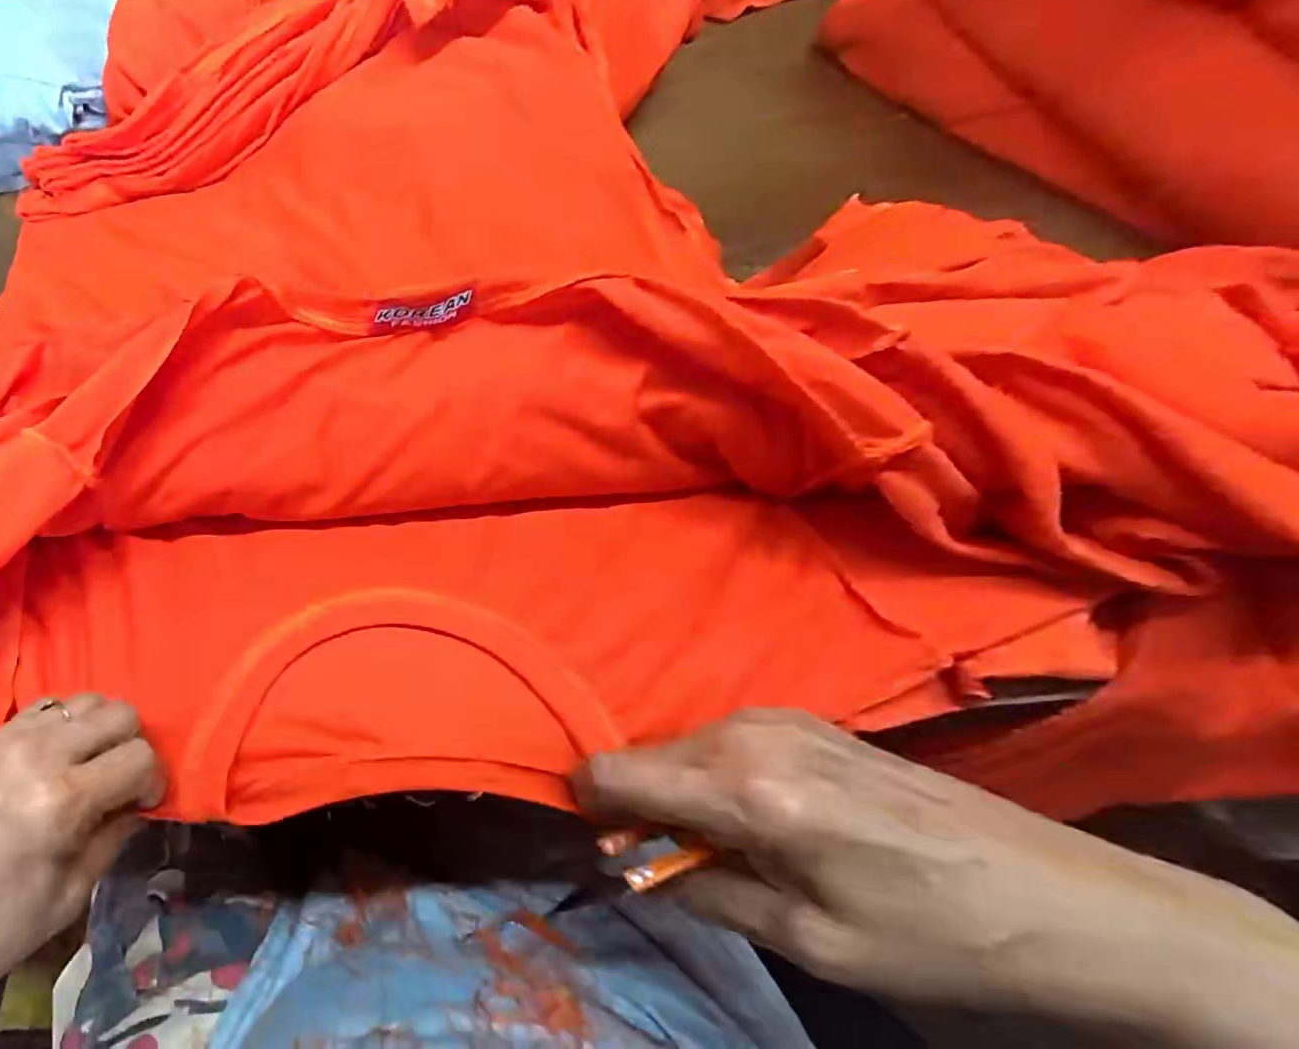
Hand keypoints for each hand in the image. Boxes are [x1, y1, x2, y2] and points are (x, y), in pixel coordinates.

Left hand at [0, 696, 162, 1048]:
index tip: (144, 806)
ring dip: (100, 731)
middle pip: (119, 713)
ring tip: (89, 770)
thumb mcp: (65, 898)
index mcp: (61, 799)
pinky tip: (55, 762)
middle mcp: (38, 753)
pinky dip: (66, 725)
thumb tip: (137, 805)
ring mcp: (6, 739)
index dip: (153, 782)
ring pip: (86, 700)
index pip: (140, 757)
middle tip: (119, 785)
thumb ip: (112, 838)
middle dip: (132, 747)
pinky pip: (46, 707)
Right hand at [574, 709, 1298, 1047]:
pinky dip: (709, 774)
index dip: (591, 804)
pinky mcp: (794, 714)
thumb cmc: (933, 933)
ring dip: (676, 790)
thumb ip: (703, 892)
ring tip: (726, 843)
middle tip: (674, 861)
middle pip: (642, 756)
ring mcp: (771, 716)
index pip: (617, 773)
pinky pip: (715, 738)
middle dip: (637, 805)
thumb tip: (629, 866)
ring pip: (677, 746)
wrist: (1064, 896)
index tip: (608, 843)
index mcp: (746, 791)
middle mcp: (745, 734)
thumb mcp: (811, 941)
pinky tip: (760, 813)